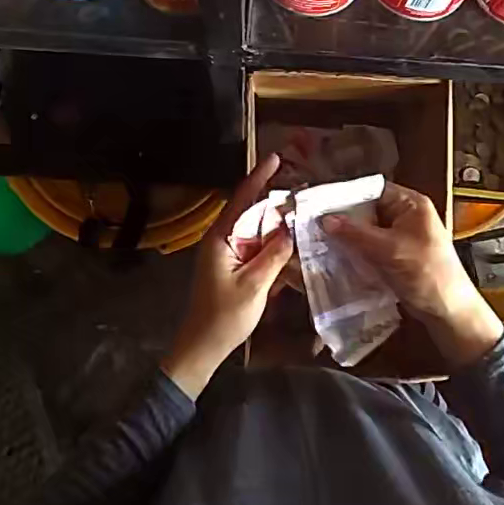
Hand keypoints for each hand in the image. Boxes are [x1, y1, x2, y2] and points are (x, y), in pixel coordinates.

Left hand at [162, 154, 295, 397]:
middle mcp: (221, 240)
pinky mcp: (232, 267)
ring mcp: (226, 254)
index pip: (241, 200)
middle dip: (273, 202)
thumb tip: (291, 229)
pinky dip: (271, 246)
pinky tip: (289, 248)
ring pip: (254, 231)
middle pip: (249, 212)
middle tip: (300, 193)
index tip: (275, 158)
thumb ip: (273, 255)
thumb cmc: (224, 316)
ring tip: (300, 217)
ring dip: (275, 225)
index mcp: (220, 239)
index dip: (258, 178)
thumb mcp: (254, 285)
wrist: (203, 346)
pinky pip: (254, 248)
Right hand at [321, 183, 502, 368]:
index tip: (319, 203)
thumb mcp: (389, 250)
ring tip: (317, 239)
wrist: (449, 312)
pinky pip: (368, 247)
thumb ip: (356, 233)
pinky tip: (334, 255)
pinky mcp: (394, 256)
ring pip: (365, 230)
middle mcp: (404, 216)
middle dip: (342, 217)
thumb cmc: (426, 274)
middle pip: (366, 209)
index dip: (346, 195)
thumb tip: (325, 219)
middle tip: (313, 223)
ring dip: (346, 236)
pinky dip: (354, 251)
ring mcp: (399, 237)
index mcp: (411, 204)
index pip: (372, 189)